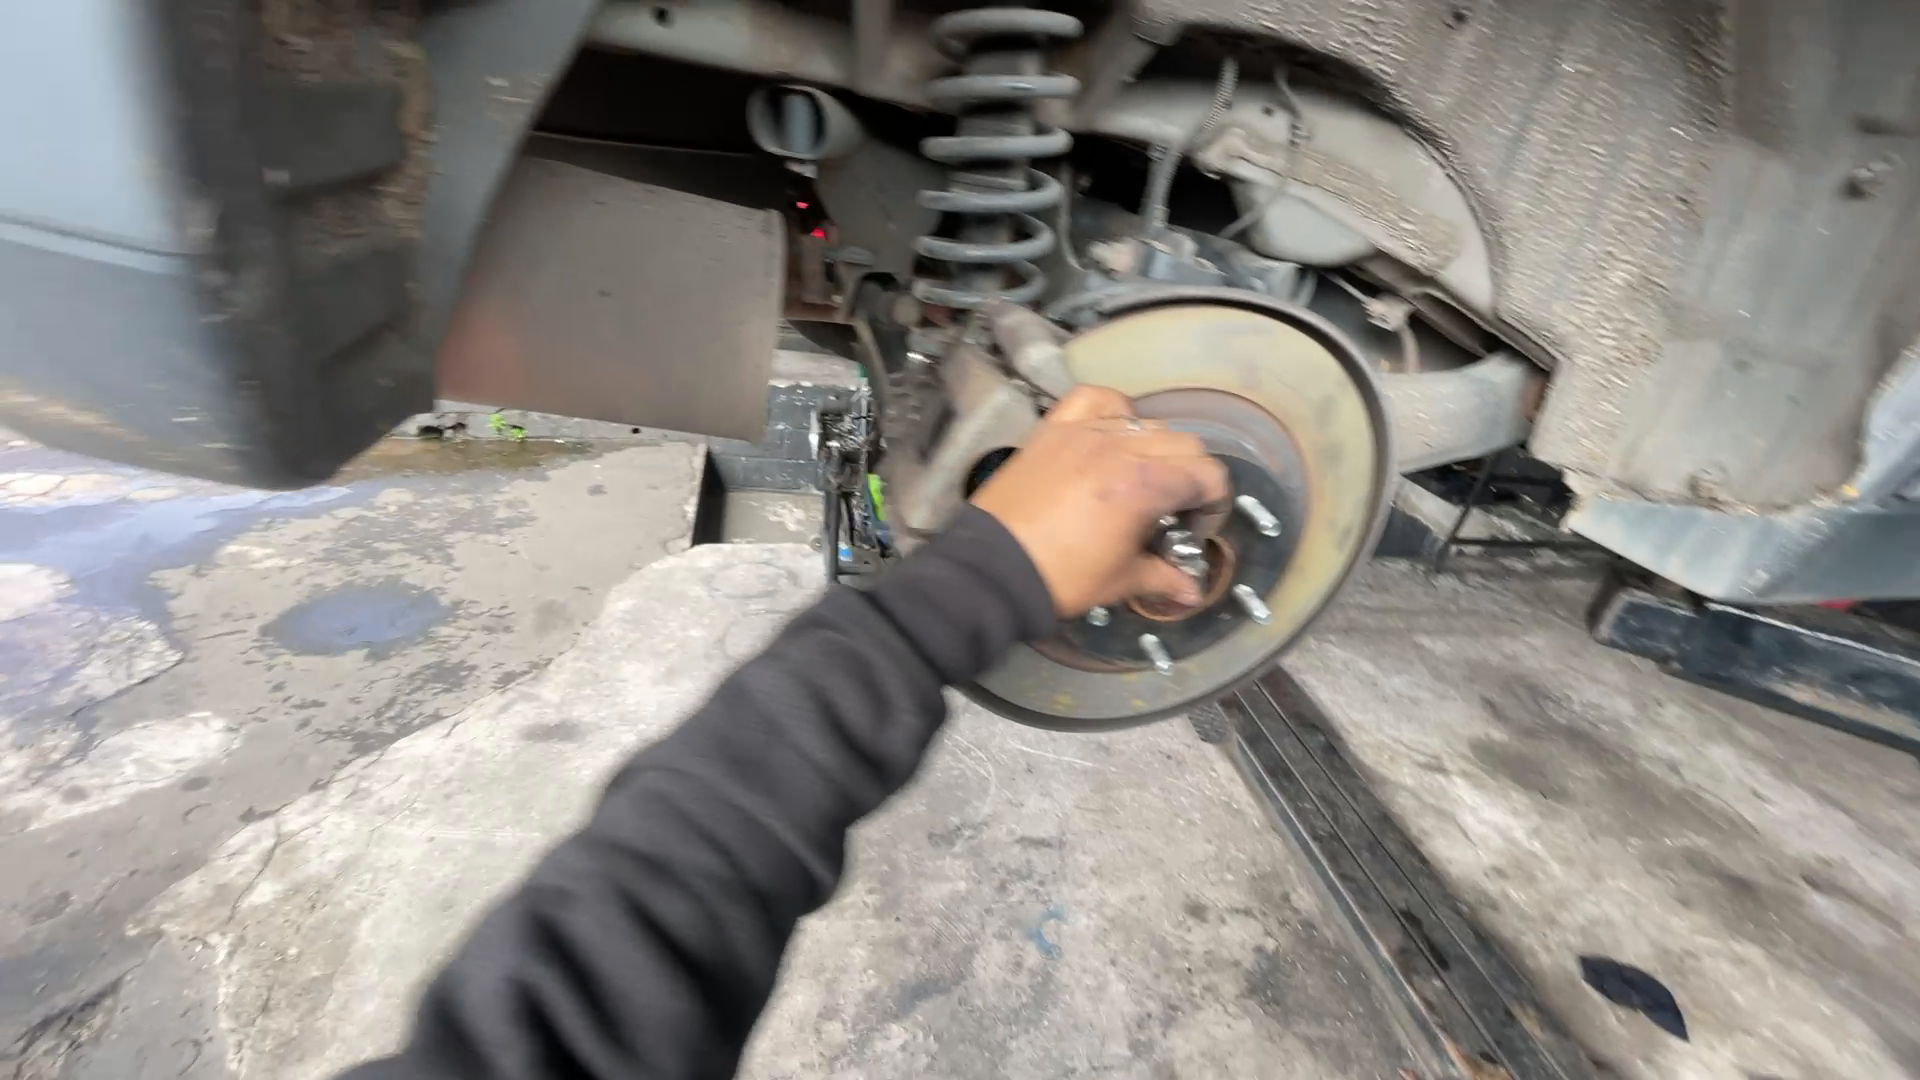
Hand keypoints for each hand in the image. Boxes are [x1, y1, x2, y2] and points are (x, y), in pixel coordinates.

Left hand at [970, 385, 1229, 616]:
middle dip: (1189, 476)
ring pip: (1144, 421)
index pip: (1208, 473)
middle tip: (1170, 510)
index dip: (1213, 504)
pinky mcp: (1052, 429)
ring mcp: (1083, 432)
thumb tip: (1193, 591)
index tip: (1193, 529)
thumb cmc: (1060, 577)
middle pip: (1183, 443)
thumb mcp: (1120, 581)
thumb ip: (1164, 577)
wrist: (992, 569)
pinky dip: (1111, 409)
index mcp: (1145, 483)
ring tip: (1137, 479)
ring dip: (1154, 448)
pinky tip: (1110, 434)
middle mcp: (1120, 446)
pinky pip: (1093, 398)